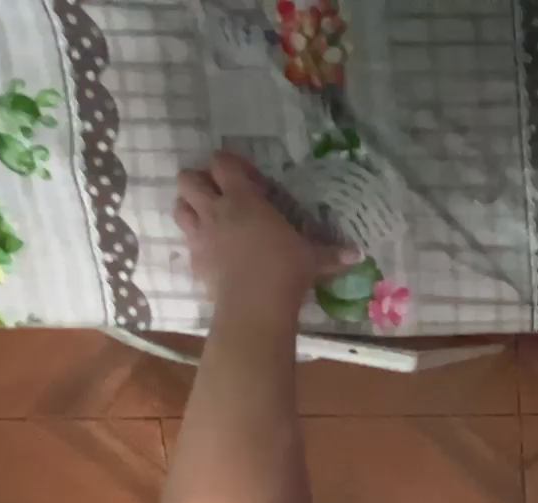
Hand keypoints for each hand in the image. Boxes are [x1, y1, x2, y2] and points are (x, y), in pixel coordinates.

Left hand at [174, 151, 356, 315]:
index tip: (254, 181)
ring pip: (180, 206)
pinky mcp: (195, 261)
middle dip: (201, 182)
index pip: (223, 163)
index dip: (234, 165)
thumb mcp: (314, 260)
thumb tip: (358, 255)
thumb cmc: (285, 270)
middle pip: (188, 179)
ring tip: (212, 219)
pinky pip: (188, 243)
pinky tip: (216, 254)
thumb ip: (332, 254)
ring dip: (192, 207)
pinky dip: (198, 244)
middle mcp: (215, 210)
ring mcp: (201, 235)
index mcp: (243, 199)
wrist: (255, 305)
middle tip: (223, 195)